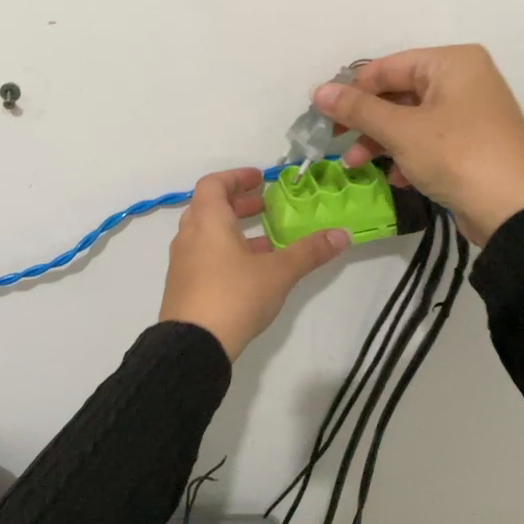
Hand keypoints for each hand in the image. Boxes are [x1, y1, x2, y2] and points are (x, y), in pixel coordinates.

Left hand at [159, 168, 349, 360]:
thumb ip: (309, 252)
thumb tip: (342, 234)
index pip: (213, 184)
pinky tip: (250, 272)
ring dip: (234, 231)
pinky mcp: (182, 286)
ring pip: (206, 235)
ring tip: (267, 241)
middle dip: (239, 204)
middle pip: (209, 208)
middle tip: (266, 206)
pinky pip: (203, 257)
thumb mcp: (278, 273)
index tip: (260, 180)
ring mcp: (182, 263)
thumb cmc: (234, 296)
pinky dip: (225, 253)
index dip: (236, 178)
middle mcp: (188, 236)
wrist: (193, 345)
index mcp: (207, 221)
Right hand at [313, 45, 523, 243]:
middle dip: (365, 121)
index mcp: (452, 63)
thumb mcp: (401, 131)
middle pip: (397, 93)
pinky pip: (426, 140)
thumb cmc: (456, 155)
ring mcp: (468, 113)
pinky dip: (404, 156)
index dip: (351, 91)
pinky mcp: (469, 143)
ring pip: (409, 120)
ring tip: (356, 166)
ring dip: (380, 142)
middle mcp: (463, 80)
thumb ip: (357, 109)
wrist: (513, 208)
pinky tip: (394, 178)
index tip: (321, 117)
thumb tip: (319, 91)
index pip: (387, 67)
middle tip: (335, 144)